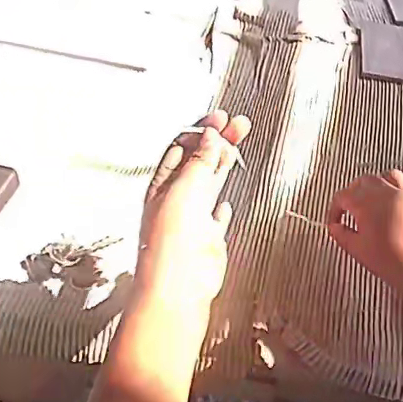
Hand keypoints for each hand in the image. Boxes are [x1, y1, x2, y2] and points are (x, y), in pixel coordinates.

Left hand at [137, 110, 249, 306]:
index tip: (221, 118)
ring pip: (210, 184)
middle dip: (218, 141)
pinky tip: (224, 203)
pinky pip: (215, 218)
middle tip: (239, 125)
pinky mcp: (207, 239)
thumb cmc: (169, 241)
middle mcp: (176, 200)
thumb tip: (211, 137)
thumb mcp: (184, 189)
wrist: (179, 283)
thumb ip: (200, 162)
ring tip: (239, 146)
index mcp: (163, 185)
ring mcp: (193, 219)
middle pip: (198, 162)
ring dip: (224, 163)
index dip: (201, 130)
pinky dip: (221, 207)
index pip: (182, 147)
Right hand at [324, 171, 402, 302]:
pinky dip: (391, 193)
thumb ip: (342, 235)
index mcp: (367, 203)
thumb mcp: (359, 250)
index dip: (334, 209)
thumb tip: (336, 228)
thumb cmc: (396, 263)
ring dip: (372, 187)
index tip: (334, 221)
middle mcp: (387, 193)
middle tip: (347, 211)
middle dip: (351, 194)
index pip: (343, 196)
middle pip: (363, 182)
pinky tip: (389, 209)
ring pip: (384, 178)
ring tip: (368, 204)